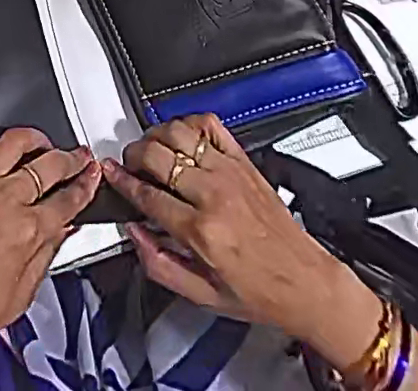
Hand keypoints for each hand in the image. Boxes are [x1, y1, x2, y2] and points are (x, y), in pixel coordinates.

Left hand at [0, 129, 99, 390]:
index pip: (69, 198)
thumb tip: (61, 232)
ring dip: (34, 137)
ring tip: (41, 141)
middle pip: (50, 163)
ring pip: (14, 141)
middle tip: (77, 156)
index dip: (86, 185)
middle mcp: (5, 199)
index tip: (91, 176)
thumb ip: (46, 254)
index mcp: (28, 230)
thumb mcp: (22, 294)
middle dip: (72, 157)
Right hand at [104, 115, 383, 369]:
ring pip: (180, 133)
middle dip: (133, 155)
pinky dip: (191, 122)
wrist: (306, 282)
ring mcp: (230, 172)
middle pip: (157, 155)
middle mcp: (214, 195)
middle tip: (129, 163)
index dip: (121, 181)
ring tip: (151, 148)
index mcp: (201, 231)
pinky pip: (211, 125)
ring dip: (157, 135)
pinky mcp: (244, 161)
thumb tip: (134, 233)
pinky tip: (183, 135)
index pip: (147, 194)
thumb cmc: (260, 291)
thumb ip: (159, 264)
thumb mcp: (202, 296)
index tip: (111, 174)